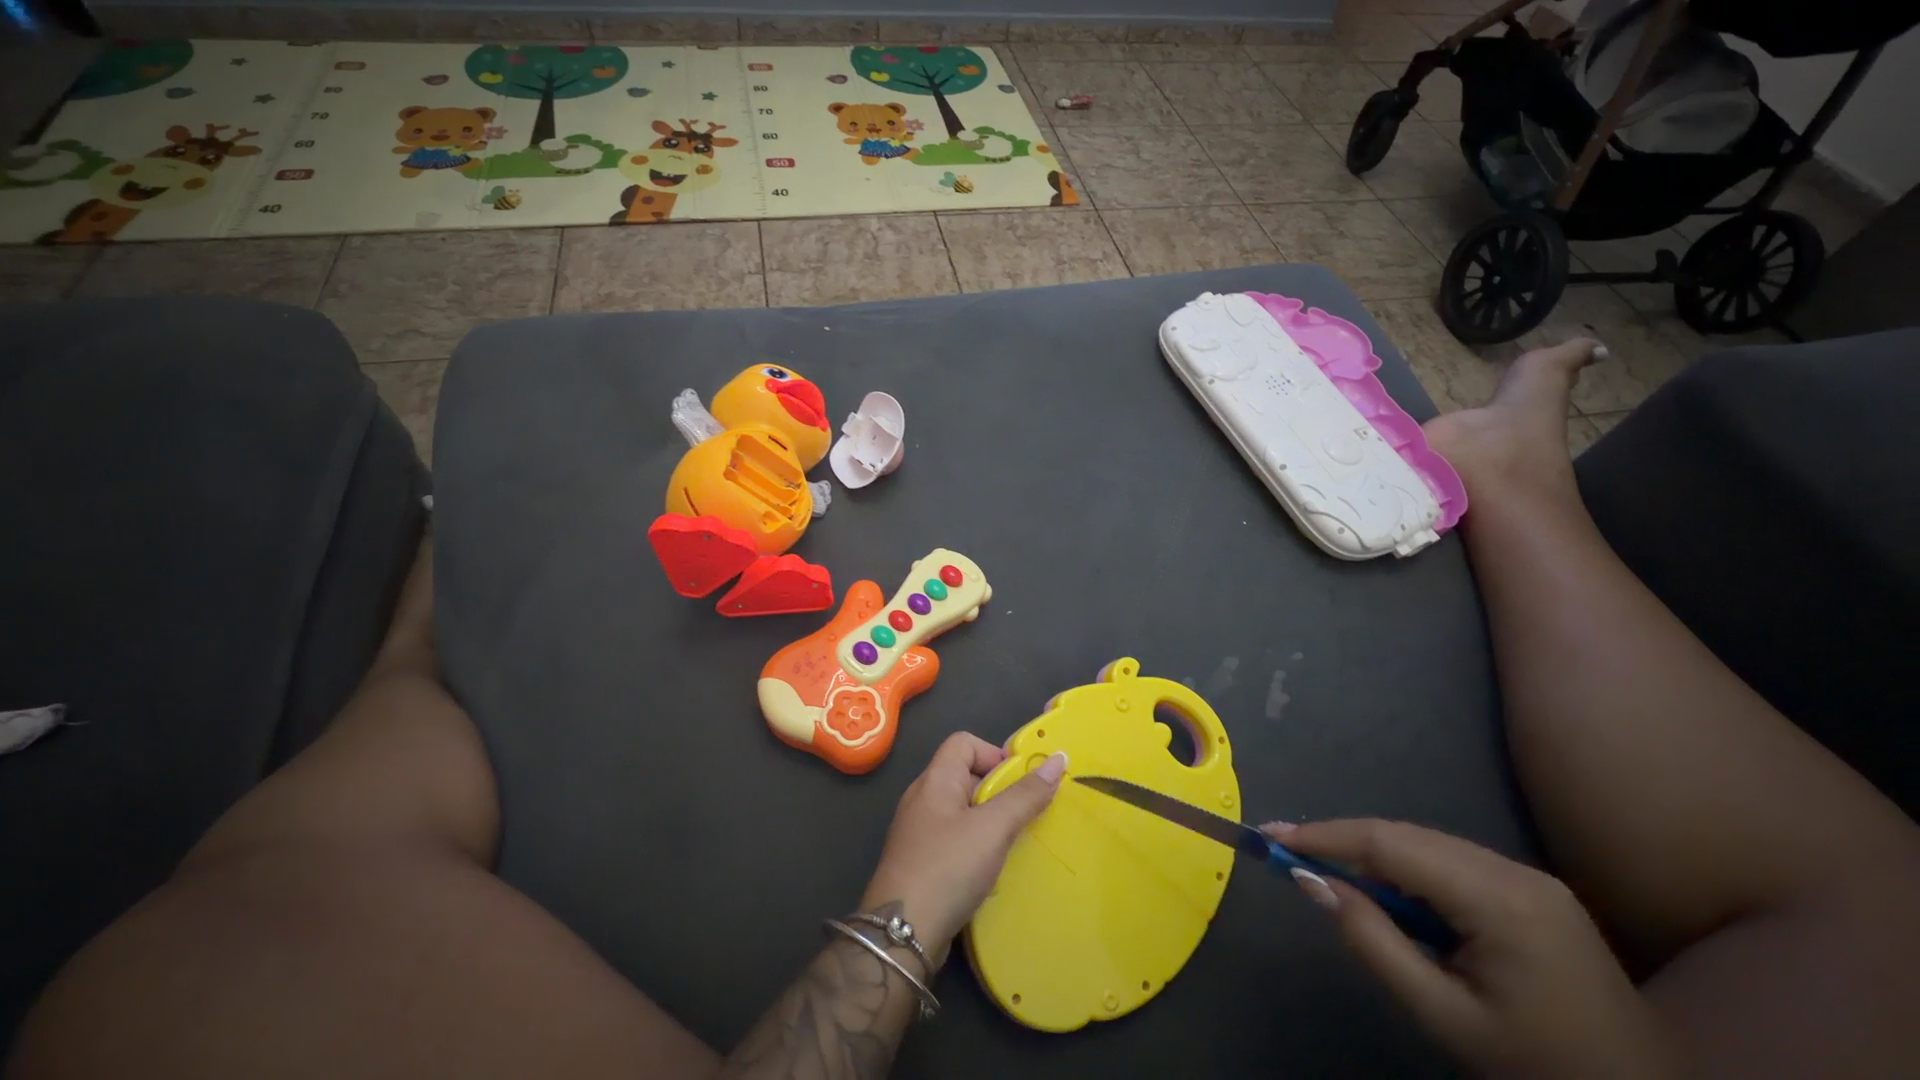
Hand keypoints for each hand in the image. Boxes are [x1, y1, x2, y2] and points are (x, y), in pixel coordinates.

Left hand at [859, 733, 1065, 971]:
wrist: (902, 931)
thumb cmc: (948, 867)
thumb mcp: (993, 828)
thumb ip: (1025, 795)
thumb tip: (1058, 758)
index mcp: (935, 780)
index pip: (964, 742)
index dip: (995, 754)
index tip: (1021, 784)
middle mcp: (922, 799)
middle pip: (965, 776)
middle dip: (999, 792)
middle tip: (1024, 817)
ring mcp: (918, 832)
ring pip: (962, 811)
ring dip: (990, 823)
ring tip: (1012, 845)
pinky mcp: (920, 862)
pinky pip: (955, 840)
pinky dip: (976, 847)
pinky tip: (990, 871)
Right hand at [1272, 819, 1680, 1079]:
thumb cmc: (1535, 1063)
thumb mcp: (1442, 1014)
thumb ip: (1373, 942)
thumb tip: (1311, 883)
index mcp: (1500, 900)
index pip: (1392, 846)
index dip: (1326, 836)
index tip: (1271, 835)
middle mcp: (1517, 873)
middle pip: (1410, 837)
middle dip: (1344, 841)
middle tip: (1285, 851)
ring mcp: (1532, 880)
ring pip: (1431, 847)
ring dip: (1375, 857)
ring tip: (1326, 875)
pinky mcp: (1536, 894)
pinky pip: (1455, 866)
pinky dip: (1409, 873)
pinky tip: (1386, 896)